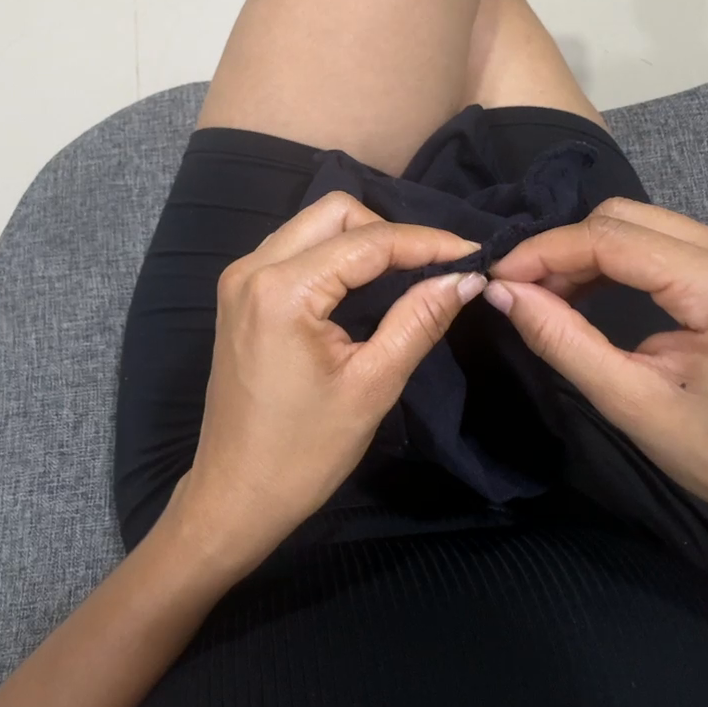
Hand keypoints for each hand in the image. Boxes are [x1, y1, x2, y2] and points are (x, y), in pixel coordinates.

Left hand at [168, 191, 484, 572]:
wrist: (235, 494)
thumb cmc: (304, 452)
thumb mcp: (373, 385)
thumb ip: (418, 320)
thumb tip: (465, 278)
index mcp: (282, 289)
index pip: (367, 241)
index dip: (426, 242)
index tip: (472, 252)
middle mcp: (252, 267)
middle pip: (335, 212)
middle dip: (390, 232)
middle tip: (434, 267)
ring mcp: (240, 278)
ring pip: (313, 225)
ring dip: (361, 240)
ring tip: (409, 272)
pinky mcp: (239, 293)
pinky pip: (294, 249)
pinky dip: (334, 255)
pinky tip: (364, 284)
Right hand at [485, 197, 707, 551]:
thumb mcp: (628, 401)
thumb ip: (560, 338)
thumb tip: (500, 290)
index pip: (613, 238)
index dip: (545, 251)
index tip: (497, 276)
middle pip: (625, 218)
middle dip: (563, 249)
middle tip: (522, 291)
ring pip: (640, 222)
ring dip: (586, 252)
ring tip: (550, 294)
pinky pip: (662, 238)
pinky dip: (616, 259)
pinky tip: (589, 288)